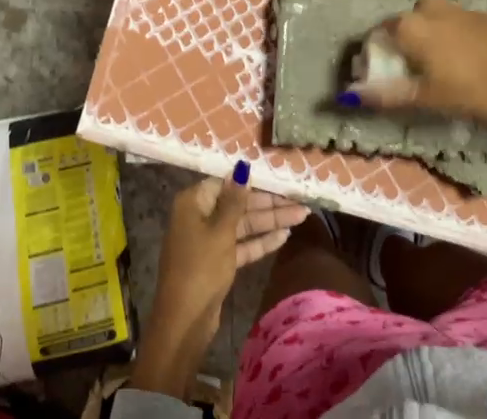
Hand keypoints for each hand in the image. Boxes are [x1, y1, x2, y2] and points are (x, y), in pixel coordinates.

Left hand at [130, 163, 306, 397]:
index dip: (253, 183)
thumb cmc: (201, 267)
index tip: (280, 180)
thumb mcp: (221, 231)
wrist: (185, 319)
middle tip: (299, 201)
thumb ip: (235, 200)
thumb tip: (241, 168)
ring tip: (301, 216)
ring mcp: (208, 240)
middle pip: (237, 205)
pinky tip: (284, 236)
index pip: (226, 184)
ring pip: (242, 226)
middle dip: (268, 204)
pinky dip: (260, 241)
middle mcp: (199, 216)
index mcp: (193, 203)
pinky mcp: (217, 261)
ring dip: (269, 222)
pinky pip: (241, 245)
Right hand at [343, 0, 486, 124]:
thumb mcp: (429, 97)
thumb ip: (388, 94)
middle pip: (400, 29)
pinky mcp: (475, 14)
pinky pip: (446, 25)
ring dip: (421, 45)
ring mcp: (452, 8)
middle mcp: (425, 8)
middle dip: (397, 52)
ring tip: (432, 74)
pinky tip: (457, 64)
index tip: (381, 82)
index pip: (375, 37)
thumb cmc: (475, 87)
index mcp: (408, 25)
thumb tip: (350, 95)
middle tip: (408, 81)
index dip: (373, 60)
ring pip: (424, 25)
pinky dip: (442, 41)